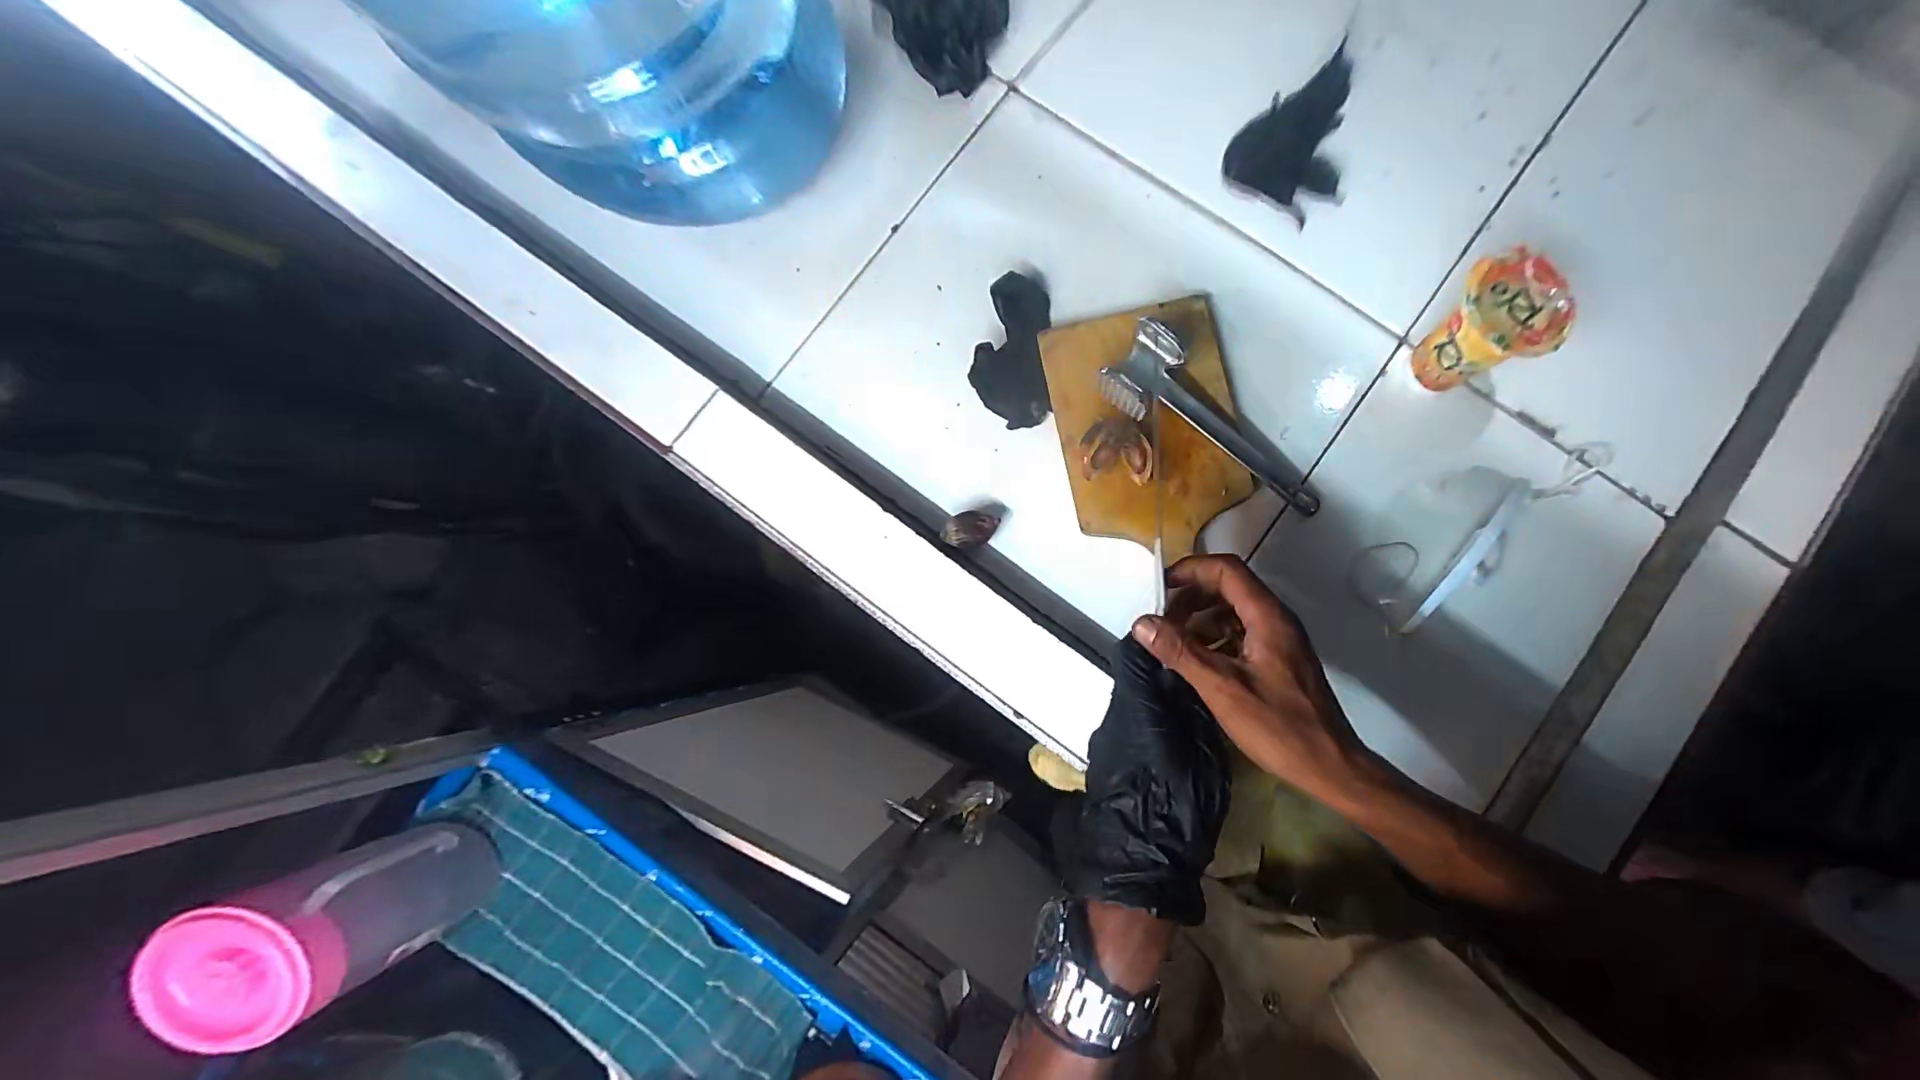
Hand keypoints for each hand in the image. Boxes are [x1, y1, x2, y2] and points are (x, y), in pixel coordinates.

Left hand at [1065, 636, 1230, 925]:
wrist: (1137, 857)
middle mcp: (1114, 714)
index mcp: (1139, 706)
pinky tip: (1163, 734)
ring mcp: (1104, 736)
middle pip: (1130, 676)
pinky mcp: (1101, 756)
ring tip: (1180, 703)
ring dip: (1149, 697)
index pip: (1134, 653)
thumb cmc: (1178, 804)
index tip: (1177, 635)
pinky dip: (1142, 720)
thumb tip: (1187, 679)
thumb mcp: (1201, 753)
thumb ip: (1192, 710)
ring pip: (1127, 701)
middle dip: (1156, 669)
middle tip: (1188, 670)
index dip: (1154, 640)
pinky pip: (1123, 724)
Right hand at [1130, 555, 1367, 805]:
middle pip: (1228, 586)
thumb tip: (1142, 624)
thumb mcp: (1222, 688)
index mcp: (1267, 617)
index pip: (1226, 570)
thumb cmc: (1280, 727)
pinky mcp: (1277, 659)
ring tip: (1172, 644)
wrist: (1330, 766)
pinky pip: (1240, 632)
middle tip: (1161, 622)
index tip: (1159, 588)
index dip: (1190, 571)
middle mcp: (1276, 620)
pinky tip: (1196, 662)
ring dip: (1199, 619)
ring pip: (1232, 610)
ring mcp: (1279, 640)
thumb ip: (1181, 652)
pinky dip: (1213, 637)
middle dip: (1190, 597)